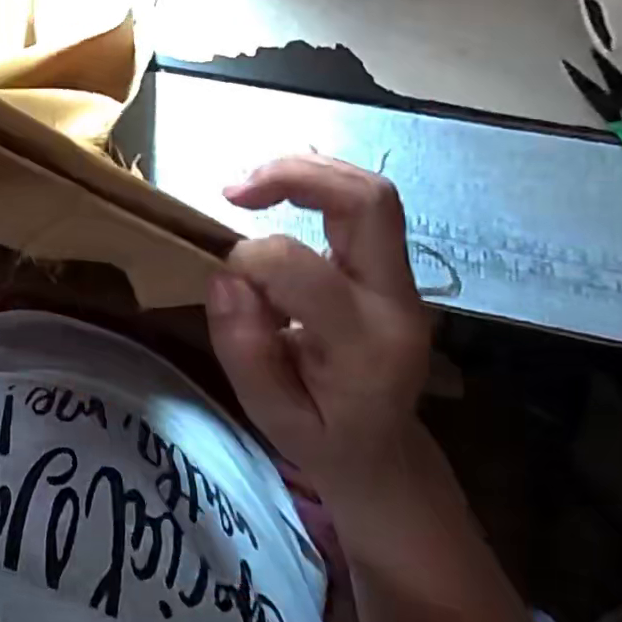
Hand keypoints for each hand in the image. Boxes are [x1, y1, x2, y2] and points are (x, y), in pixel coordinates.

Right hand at [203, 155, 433, 497]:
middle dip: (292, 177)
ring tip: (243, 190)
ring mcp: (399, 279)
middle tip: (231, 192)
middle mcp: (396, 299)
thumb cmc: (323, 436)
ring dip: (301, 172)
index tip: (222, 278)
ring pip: (368, 190)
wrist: (383, 450)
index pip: (299, 267)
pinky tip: (272, 194)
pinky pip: (359, 203)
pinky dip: (311, 183)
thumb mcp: (270, 416)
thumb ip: (244, 350)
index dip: (245, 259)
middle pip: (367, 201)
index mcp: (366, 343)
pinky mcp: (386, 266)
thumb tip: (225, 278)